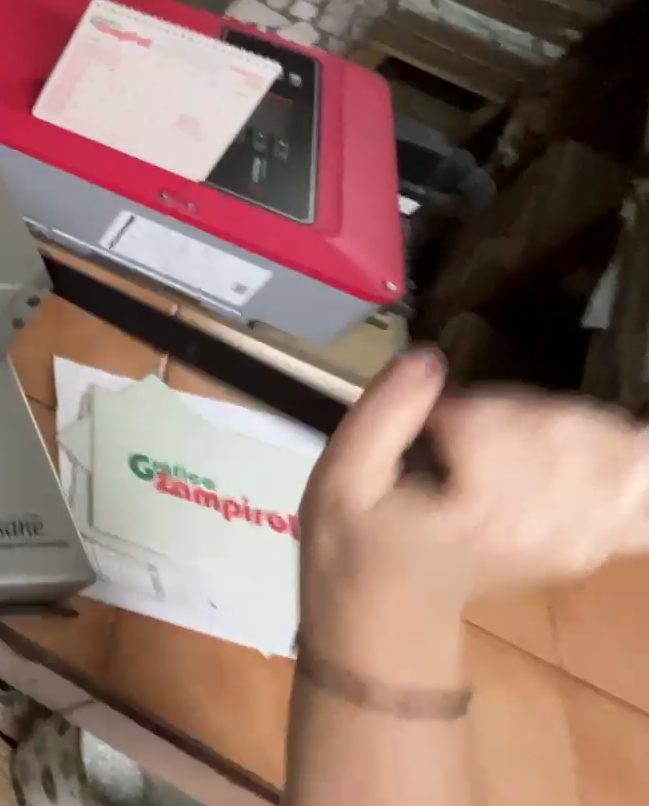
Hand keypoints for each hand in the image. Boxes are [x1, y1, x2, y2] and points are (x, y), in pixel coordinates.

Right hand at [300, 349, 648, 680]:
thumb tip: (425, 359)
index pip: (499, 424)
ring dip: (563, 425)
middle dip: (507, 410)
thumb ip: (381, 415)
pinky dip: (630, 461)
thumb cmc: (352, 535)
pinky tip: (596, 454)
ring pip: (620, 446)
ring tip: (506, 436)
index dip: (450, 409)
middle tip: (453, 428)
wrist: (385, 599)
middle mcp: (556, 528)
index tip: (417, 425)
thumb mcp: (340, 473)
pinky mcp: (604, 539)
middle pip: (568, 428)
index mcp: (485, 512)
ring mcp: (591, 538)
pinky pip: (645, 487)